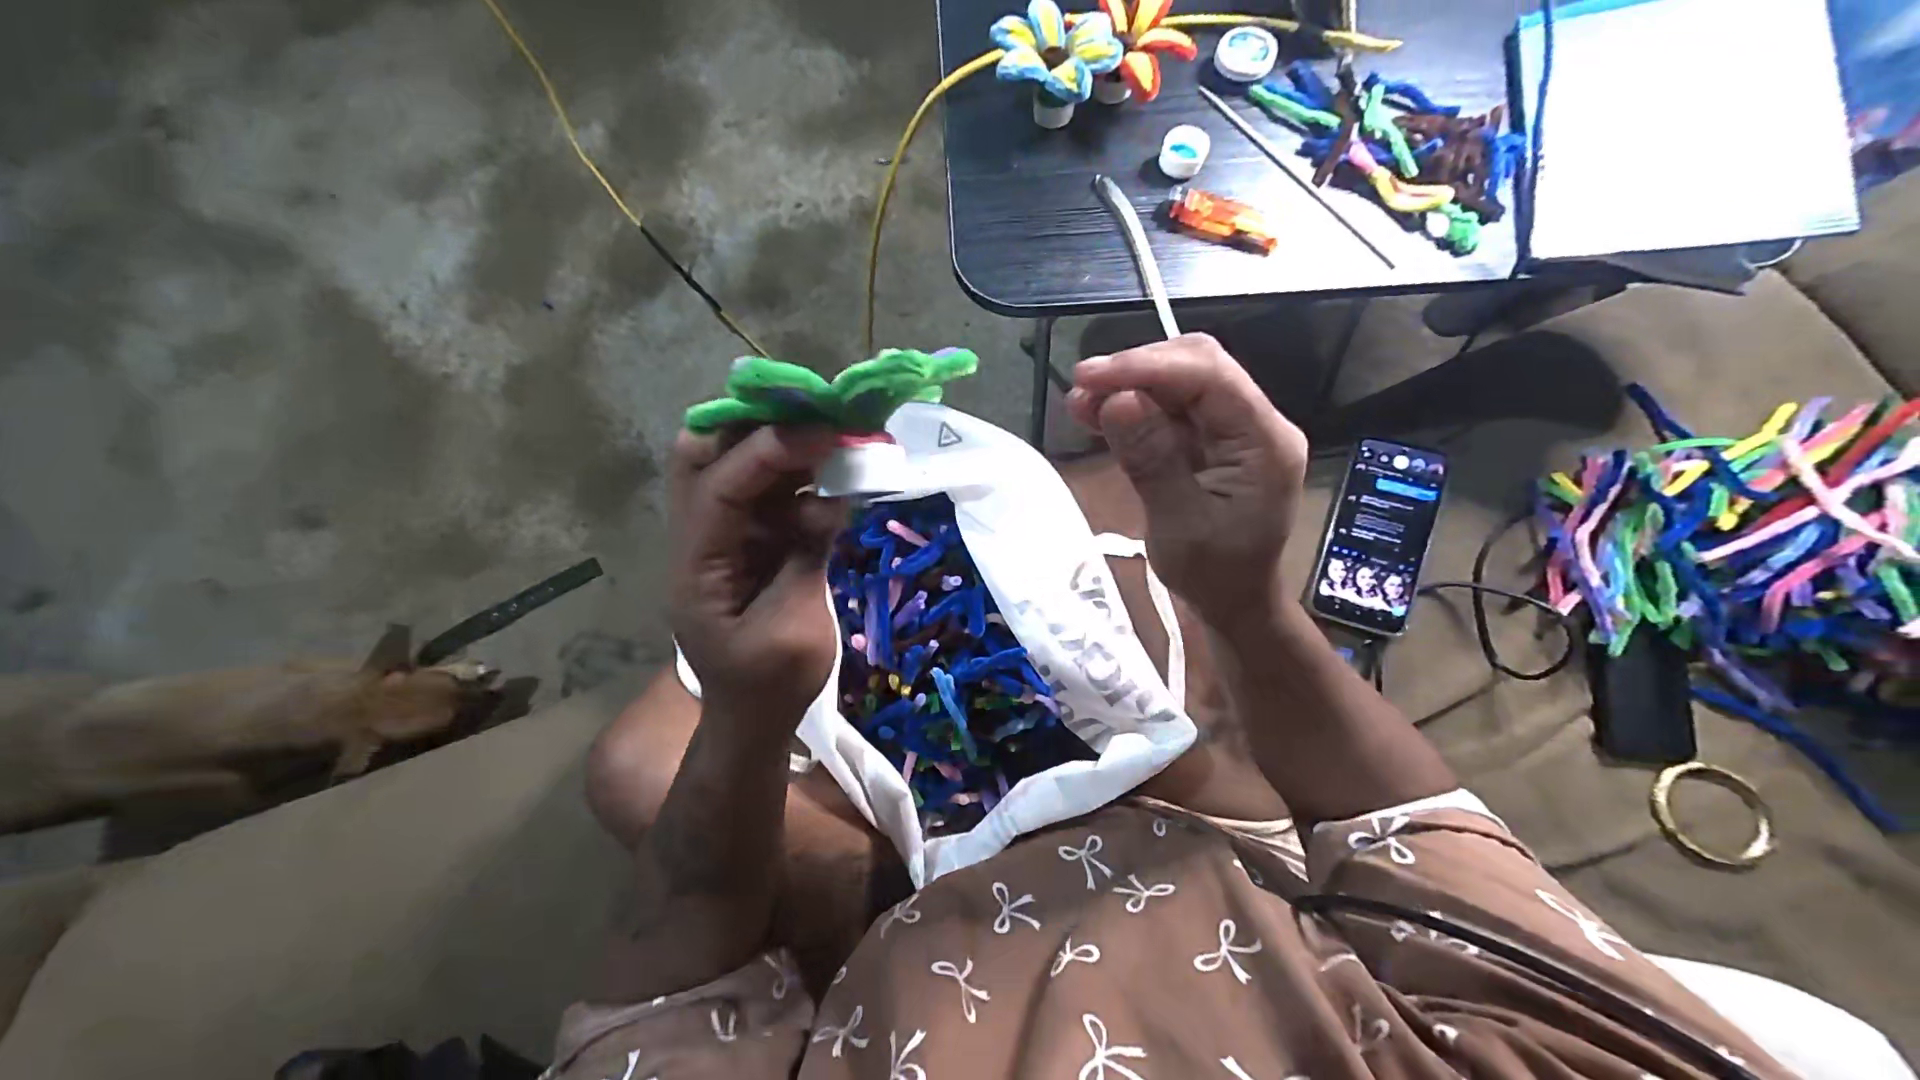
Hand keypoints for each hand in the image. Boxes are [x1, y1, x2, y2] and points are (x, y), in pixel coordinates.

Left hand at [669, 426, 847, 720]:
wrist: (752, 718)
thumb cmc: (769, 685)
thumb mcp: (795, 631)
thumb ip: (807, 557)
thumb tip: (829, 499)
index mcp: (696, 565)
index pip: (719, 487)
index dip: (768, 450)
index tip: (823, 431)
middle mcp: (699, 539)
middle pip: (703, 458)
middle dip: (753, 427)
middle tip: (811, 415)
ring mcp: (724, 538)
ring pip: (736, 467)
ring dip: (782, 446)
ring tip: (834, 434)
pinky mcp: (750, 543)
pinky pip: (768, 494)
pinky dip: (799, 477)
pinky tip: (835, 474)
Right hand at [1066, 334, 1308, 622]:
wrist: (1235, 602)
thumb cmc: (1214, 575)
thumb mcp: (1178, 524)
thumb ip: (1152, 460)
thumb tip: (1118, 401)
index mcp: (1265, 443)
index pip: (1210, 377)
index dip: (1148, 367)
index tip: (1090, 376)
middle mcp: (1256, 423)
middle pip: (1198, 366)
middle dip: (1137, 369)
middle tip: (1082, 387)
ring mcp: (1235, 429)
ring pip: (1181, 381)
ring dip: (1129, 385)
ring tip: (1080, 402)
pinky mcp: (1213, 439)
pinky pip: (1172, 408)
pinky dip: (1134, 406)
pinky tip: (1097, 414)